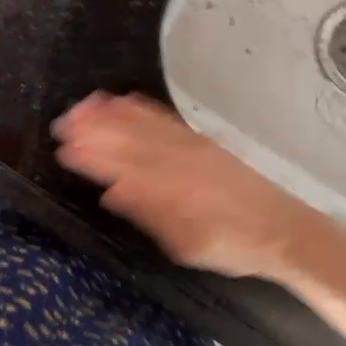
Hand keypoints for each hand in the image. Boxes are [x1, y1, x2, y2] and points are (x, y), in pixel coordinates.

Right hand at [53, 92, 306, 278]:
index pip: (120, 166)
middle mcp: (177, 159)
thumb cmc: (230, 246)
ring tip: (83, 103)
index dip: (90, 155)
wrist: (282, 228)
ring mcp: (189, 144)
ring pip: (142, 123)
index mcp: (169, 188)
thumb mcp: (186, 244)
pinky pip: (163, 117)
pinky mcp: (200, 138)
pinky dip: (140, 107)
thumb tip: (110, 192)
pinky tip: (124, 99)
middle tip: (62, 121)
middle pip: (126, 139)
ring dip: (110, 113)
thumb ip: (148, 214)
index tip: (64, 147)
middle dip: (92, 128)